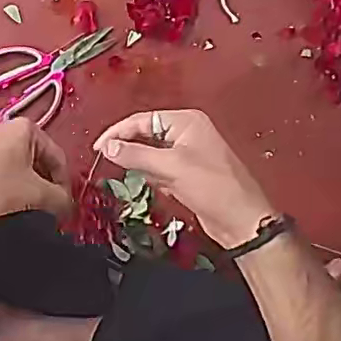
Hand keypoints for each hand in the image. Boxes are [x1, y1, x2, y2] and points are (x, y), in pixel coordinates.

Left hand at [0, 118, 71, 228]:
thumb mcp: (34, 193)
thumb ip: (59, 198)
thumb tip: (67, 205)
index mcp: (26, 128)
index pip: (58, 156)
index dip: (64, 184)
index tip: (65, 204)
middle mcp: (9, 129)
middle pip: (41, 160)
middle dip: (47, 185)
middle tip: (50, 207)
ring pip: (23, 166)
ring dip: (30, 187)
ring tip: (29, 206)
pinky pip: (6, 169)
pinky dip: (12, 185)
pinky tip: (8, 201)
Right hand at [93, 109, 277, 248]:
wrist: (242, 221)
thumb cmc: (212, 187)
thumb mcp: (171, 168)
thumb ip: (135, 156)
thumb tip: (107, 147)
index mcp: (186, 121)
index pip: (142, 120)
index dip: (118, 133)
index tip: (98, 148)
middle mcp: (187, 131)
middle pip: (146, 135)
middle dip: (132, 151)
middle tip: (111, 164)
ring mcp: (188, 152)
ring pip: (152, 154)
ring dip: (146, 167)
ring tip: (148, 179)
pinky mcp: (188, 172)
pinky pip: (161, 169)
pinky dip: (157, 178)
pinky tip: (164, 188)